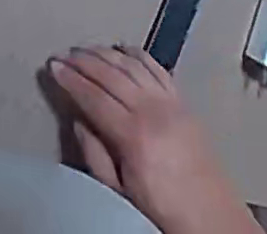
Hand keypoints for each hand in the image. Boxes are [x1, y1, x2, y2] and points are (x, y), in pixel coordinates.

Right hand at [48, 46, 262, 233]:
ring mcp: (170, 102)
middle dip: (84, 61)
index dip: (71, 80)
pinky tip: (124, 48)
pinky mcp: (183, 101)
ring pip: (132, 65)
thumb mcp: (121, 196)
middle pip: (111, 75)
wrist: (212, 220)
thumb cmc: (163, 212)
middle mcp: (152, 110)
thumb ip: (96, 156)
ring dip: (107, 53)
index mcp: (134, 137)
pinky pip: (157, 68)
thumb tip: (79, 121)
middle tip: (64, 54)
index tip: (54, 67)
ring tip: (87, 48)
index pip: (94, 97)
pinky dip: (138, 54)